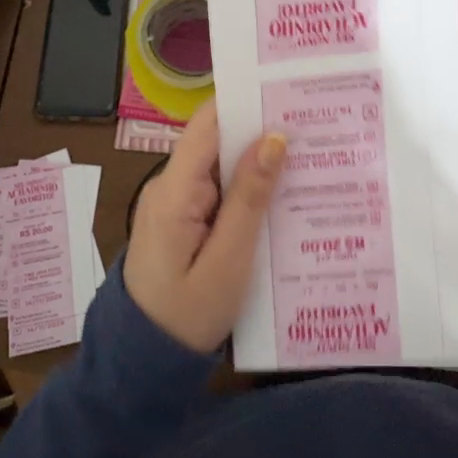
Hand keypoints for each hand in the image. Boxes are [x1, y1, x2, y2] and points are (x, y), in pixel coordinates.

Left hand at [124, 102, 287, 352]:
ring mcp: (175, 204)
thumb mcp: (228, 261)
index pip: (208, 124)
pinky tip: (283, 193)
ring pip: (221, 166)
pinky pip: (218, 192)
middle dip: (261, 130)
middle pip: (217, 140)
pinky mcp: (183, 222)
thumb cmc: (187, 316)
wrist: (142, 366)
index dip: (245, 100)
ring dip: (258, 161)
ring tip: (311, 153)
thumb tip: (274, 138)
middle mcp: (170, 187)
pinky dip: (248, 188)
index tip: (289, 91)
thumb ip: (249, 199)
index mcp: (174, 190)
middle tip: (315, 124)